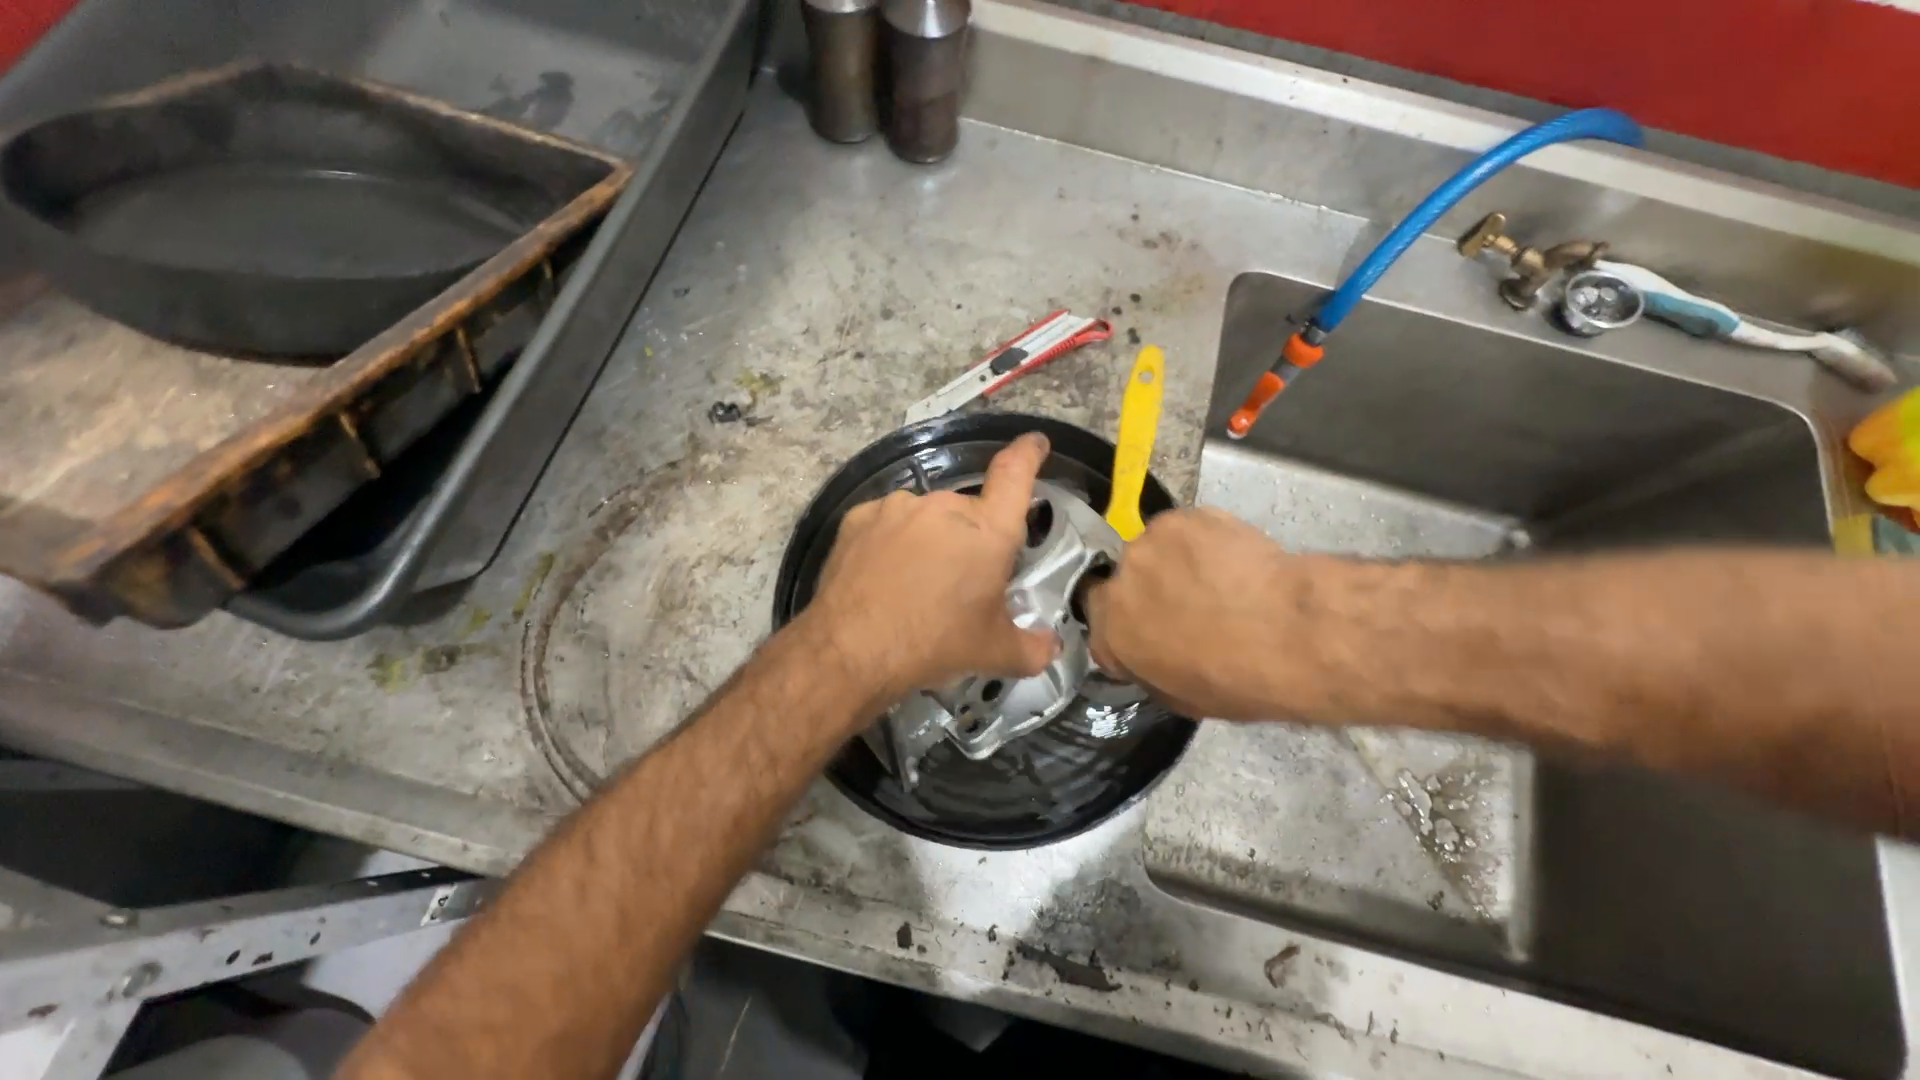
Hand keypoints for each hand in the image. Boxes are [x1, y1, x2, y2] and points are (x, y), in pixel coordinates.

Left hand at [802, 432, 1059, 704]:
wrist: (850, 649)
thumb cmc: (933, 644)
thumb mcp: (994, 653)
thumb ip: (1032, 648)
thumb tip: (1051, 647)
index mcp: (988, 531)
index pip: (1015, 474)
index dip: (1028, 454)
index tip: (1034, 444)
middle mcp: (945, 506)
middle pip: (969, 513)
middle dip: (969, 541)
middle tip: (960, 582)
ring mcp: (898, 507)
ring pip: (926, 518)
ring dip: (929, 541)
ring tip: (915, 584)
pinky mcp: (859, 516)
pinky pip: (888, 524)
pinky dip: (891, 543)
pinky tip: (882, 577)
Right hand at [1085, 507, 1304, 720]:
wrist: (1290, 632)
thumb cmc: (1239, 680)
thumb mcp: (1182, 699)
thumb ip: (1149, 668)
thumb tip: (1151, 655)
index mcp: (1111, 633)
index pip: (1099, 621)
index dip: (1125, 623)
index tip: (1151, 629)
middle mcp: (1119, 584)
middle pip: (1125, 580)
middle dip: (1150, 590)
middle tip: (1191, 604)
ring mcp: (1149, 545)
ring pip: (1156, 550)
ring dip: (1176, 562)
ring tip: (1218, 579)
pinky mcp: (1184, 518)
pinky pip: (1187, 529)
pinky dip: (1205, 540)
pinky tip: (1234, 558)